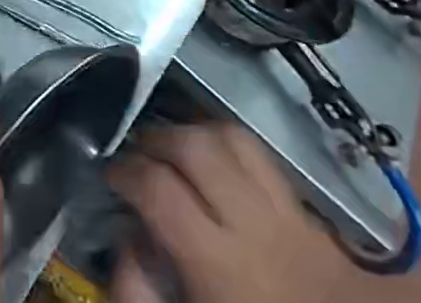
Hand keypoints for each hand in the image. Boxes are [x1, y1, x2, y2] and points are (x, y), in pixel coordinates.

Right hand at [107, 123, 359, 302]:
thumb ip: (140, 292)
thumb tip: (126, 240)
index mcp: (219, 264)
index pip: (160, 189)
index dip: (126, 171)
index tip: (110, 172)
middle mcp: (255, 224)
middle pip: (197, 147)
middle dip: (157, 138)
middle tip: (137, 153)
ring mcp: (288, 212)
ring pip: (235, 138)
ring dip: (195, 133)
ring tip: (173, 147)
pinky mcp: (310, 214)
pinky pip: (265, 157)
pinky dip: (232, 146)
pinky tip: (217, 160)